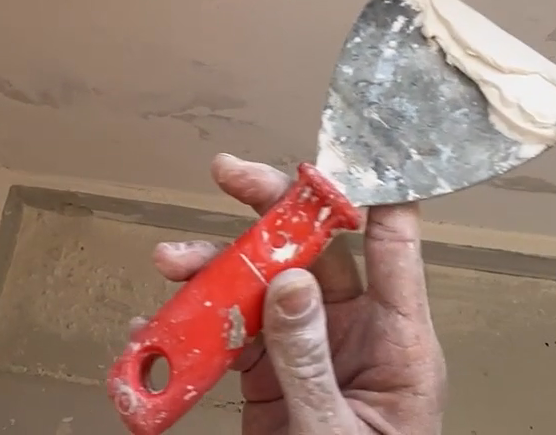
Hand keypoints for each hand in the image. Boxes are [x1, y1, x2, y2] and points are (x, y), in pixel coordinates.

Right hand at [150, 155, 446, 434]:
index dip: (368, 187)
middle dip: (268, 207)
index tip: (332, 149)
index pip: (390, 243)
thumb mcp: (336, 434)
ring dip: (214, 266)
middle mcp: (353, 329)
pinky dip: (194, 323)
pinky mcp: (272, 374)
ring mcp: (309, 348)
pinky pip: (233, 331)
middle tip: (227, 174)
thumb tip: (291, 279)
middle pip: (313, 245)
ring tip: (169, 260)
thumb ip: (311, 360)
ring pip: (263, 281)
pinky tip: (158, 326)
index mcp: (398, 338)